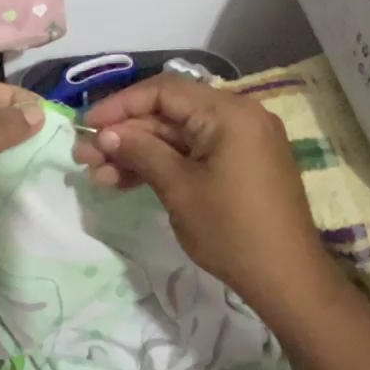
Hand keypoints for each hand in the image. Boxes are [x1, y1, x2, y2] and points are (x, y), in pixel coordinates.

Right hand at [74, 76, 324, 291]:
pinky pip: (191, 153)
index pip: (164, 91)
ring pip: (175, 136)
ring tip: (97, 176)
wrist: (286, 279)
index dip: (119, 105)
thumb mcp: (178, 188)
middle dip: (123, 134)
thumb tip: (105, 134)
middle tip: (83, 158)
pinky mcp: (237, 165)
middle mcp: (237, 117)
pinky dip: (160, 164)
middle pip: (168, 113)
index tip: (86, 126)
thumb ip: (140, 152)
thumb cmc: (231, 230)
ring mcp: (239, 142)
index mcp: (229, 113)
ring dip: (136, 152)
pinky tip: (124, 181)